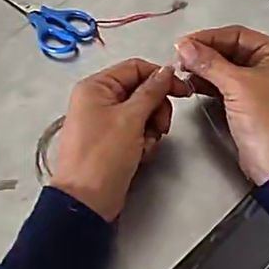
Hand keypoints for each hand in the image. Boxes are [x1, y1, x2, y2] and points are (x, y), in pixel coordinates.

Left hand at [50, 59, 187, 221]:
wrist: (86, 200)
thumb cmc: (102, 157)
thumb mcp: (130, 118)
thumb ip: (151, 91)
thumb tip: (165, 71)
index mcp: (95, 86)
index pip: (134, 68)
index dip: (160, 77)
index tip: (182, 91)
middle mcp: (96, 99)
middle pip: (140, 91)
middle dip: (155, 109)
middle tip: (159, 126)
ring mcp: (103, 121)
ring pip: (141, 113)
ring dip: (150, 129)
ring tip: (145, 145)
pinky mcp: (111, 140)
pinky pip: (135, 131)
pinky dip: (143, 142)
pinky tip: (140, 155)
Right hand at [175, 26, 268, 184]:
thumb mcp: (238, 87)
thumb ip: (209, 63)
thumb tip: (184, 45)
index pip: (238, 35)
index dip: (208, 38)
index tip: (183, 44)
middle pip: (230, 50)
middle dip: (204, 54)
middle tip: (180, 58)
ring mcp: (260, 86)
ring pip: (224, 68)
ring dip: (203, 68)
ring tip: (182, 71)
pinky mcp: (248, 103)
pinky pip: (223, 85)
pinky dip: (208, 83)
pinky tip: (192, 84)